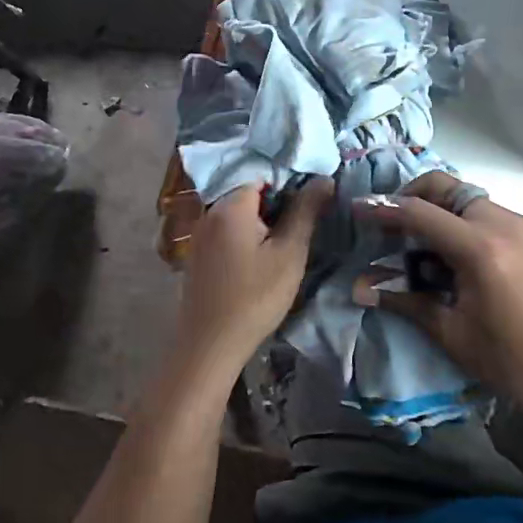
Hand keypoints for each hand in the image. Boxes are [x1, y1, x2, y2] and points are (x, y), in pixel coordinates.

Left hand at [179, 178, 333, 368]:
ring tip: (284, 243)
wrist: (210, 346)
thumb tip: (324, 179)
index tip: (310, 206)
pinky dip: (245, 235)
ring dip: (261, 222)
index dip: (290, 186)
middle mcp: (209, 211)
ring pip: (238, 213)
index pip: (265, 176)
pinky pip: (226, 230)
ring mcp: (200, 233)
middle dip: (276, 204)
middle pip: (249, 192)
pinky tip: (258, 258)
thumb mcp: (290, 253)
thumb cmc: (255, 297)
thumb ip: (306, 211)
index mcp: (230, 205)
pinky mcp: (198, 254)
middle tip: (300, 228)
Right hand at [358, 172, 522, 441]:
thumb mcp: (459, 338)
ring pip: (473, 201)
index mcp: (481, 248)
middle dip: (414, 196)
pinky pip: (497, 216)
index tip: (357, 209)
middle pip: (448, 189)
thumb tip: (362, 288)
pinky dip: (471, 224)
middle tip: (392, 225)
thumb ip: (409, 303)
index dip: (383, 208)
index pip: (419, 212)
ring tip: (429, 251)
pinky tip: (468, 262)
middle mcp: (506, 223)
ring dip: (444, 213)